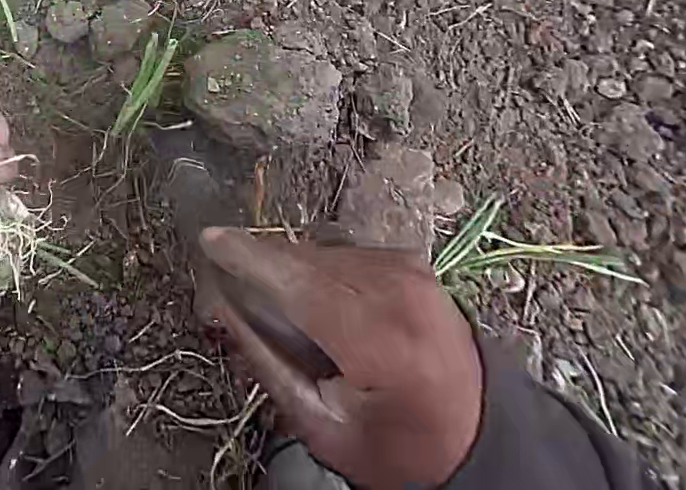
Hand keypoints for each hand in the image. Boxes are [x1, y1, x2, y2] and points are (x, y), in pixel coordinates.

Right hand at [199, 228, 484, 489]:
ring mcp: (407, 268)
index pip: (298, 282)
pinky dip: (315, 267)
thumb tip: (222, 306)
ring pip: (319, 251)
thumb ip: (267, 361)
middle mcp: (398, 289)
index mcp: (382, 338)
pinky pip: (341, 251)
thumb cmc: (399, 445)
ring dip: (287, 267)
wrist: (475, 434)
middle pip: (304, 260)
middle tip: (225, 283)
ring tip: (273, 301)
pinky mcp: (408, 259)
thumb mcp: (324, 425)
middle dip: (259, 264)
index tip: (210, 240)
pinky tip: (311, 297)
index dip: (248, 258)